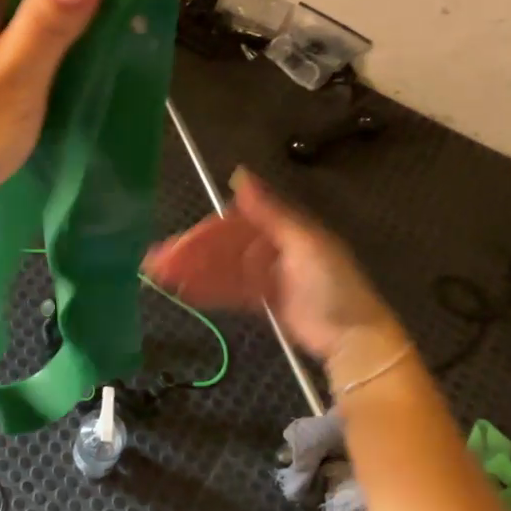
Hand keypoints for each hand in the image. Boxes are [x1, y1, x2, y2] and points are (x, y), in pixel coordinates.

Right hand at [143, 170, 396, 359]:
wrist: (355, 337)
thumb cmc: (333, 285)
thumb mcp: (304, 243)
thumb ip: (269, 211)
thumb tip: (239, 174)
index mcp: (281, 227)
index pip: (232, 224)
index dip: (203, 233)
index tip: (176, 243)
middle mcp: (270, 245)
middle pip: (222, 246)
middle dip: (189, 253)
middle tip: (155, 262)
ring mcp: (266, 273)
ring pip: (221, 268)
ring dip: (192, 270)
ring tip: (160, 277)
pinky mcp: (265, 298)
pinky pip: (230, 289)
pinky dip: (207, 288)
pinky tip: (184, 291)